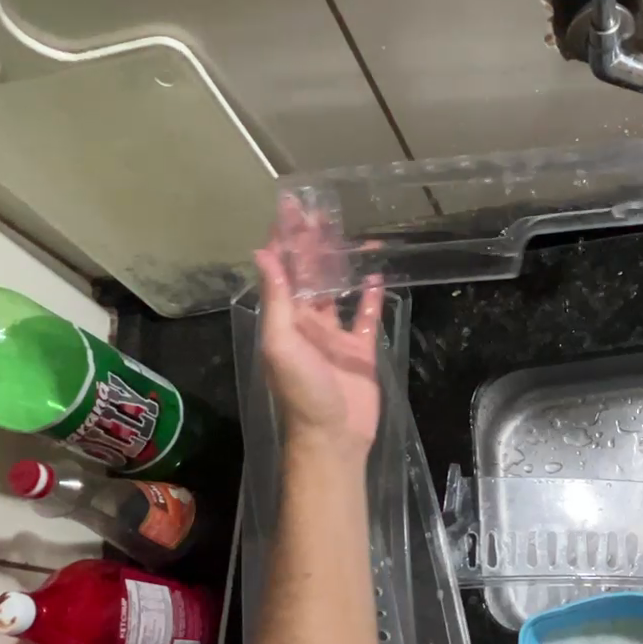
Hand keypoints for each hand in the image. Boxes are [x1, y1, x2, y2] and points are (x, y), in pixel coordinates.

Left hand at [255, 199, 384, 456]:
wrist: (333, 436)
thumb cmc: (302, 392)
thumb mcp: (281, 343)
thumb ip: (277, 300)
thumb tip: (264, 253)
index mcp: (285, 318)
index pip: (283, 269)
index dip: (285, 238)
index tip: (291, 207)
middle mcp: (308, 322)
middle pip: (310, 275)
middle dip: (313, 243)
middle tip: (322, 210)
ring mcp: (336, 336)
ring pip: (339, 291)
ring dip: (343, 265)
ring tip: (353, 235)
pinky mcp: (361, 351)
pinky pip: (367, 318)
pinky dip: (372, 298)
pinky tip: (378, 276)